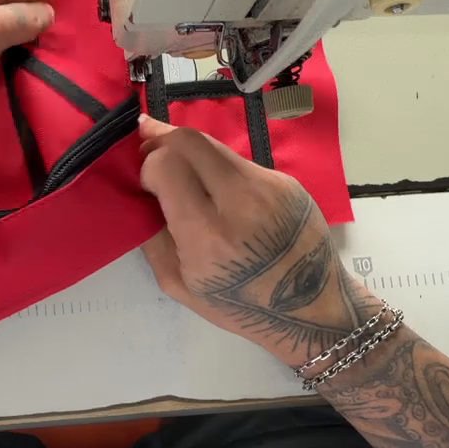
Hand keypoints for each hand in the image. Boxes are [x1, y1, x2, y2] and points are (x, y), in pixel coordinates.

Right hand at [137, 116, 373, 366]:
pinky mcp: (285, 181)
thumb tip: (137, 193)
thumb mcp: (177, 283)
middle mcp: (240, 201)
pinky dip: (215, 167)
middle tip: (148, 151)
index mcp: (207, 235)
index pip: (165, 164)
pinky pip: (237, 160)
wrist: (311, 308)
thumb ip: (151, 235)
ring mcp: (268, 186)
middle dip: (161, 141)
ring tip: (176, 164)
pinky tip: (214, 187)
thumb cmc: (237, 305)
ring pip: (214, 144)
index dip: (146, 165)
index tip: (142, 180)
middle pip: (188, 140)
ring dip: (188, 151)